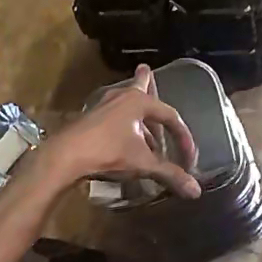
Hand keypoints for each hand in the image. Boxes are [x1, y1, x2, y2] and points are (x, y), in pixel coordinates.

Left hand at [33, 65, 201, 198]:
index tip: (189, 158)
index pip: (170, 116)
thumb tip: (195, 192)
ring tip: (145, 116)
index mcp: (138, 102)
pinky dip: (126, 125)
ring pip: (125, 104)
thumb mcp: (143, 164)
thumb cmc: (108, 153)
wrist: (66, 157)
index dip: (183, 137)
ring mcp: (102, 108)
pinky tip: (127, 138)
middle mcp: (120, 98)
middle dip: (146, 82)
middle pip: (139, 88)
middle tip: (145, 69)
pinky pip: (114, 118)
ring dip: (138, 112)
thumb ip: (170, 175)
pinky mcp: (90, 121)